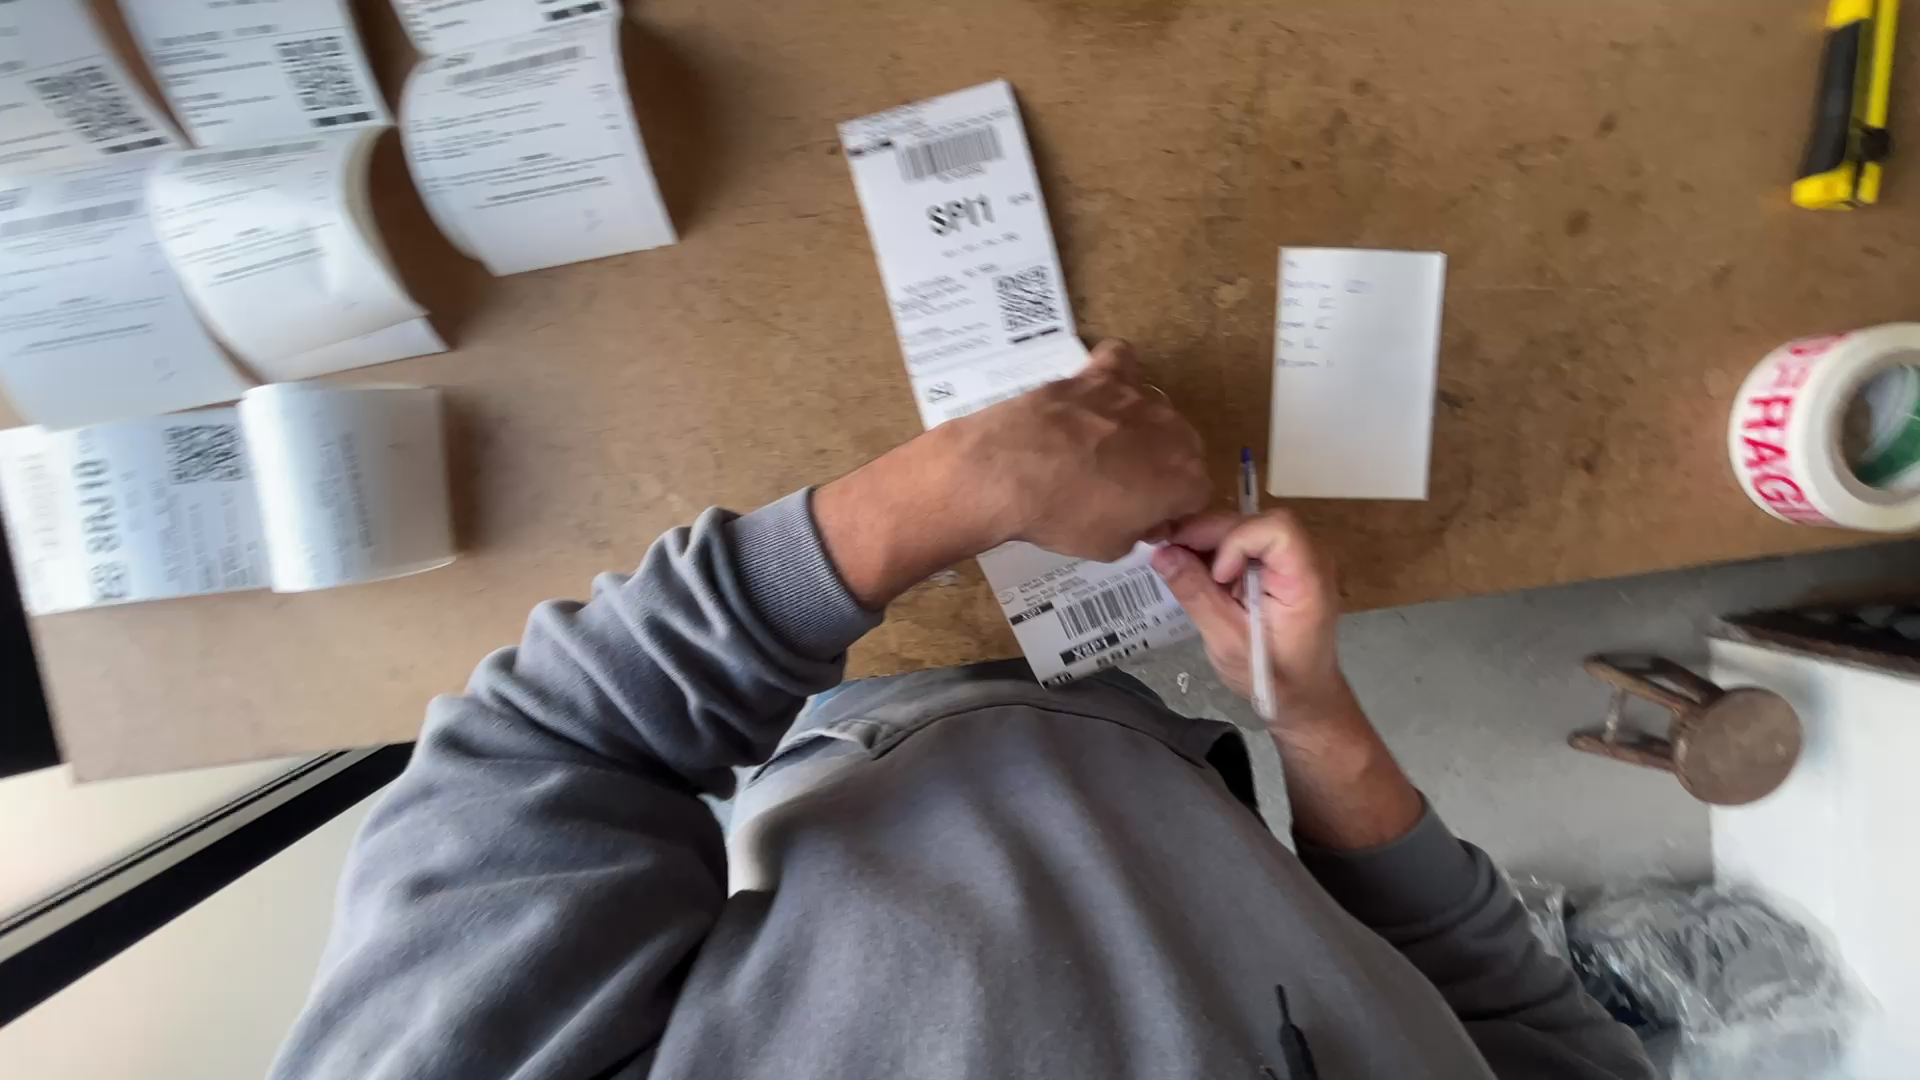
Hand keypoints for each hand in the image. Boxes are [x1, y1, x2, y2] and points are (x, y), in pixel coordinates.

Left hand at [956, 338, 1210, 561]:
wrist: (1009, 471)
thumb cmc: (1063, 517)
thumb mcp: (1110, 547)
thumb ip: (1139, 530)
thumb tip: (1143, 517)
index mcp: (1185, 479)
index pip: (1195, 496)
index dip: (1169, 512)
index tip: (1142, 521)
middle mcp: (1174, 431)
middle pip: (1180, 450)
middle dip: (1157, 470)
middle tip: (1115, 490)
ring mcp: (1137, 398)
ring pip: (1152, 413)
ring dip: (1135, 431)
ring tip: (1095, 450)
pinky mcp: (1100, 374)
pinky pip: (1121, 362)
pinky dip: (1114, 374)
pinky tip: (1096, 392)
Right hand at [1148, 510, 1346, 716]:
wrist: (1304, 698)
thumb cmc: (1274, 679)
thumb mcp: (1228, 642)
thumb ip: (1196, 595)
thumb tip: (1161, 554)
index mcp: (1306, 579)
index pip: (1276, 527)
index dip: (1237, 541)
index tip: (1218, 577)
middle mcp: (1306, 558)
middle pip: (1253, 521)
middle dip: (1208, 536)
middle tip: (1172, 559)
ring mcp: (1291, 560)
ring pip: (1243, 527)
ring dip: (1206, 543)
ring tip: (1179, 568)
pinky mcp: (1276, 566)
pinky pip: (1242, 542)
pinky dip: (1213, 553)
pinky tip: (1195, 572)